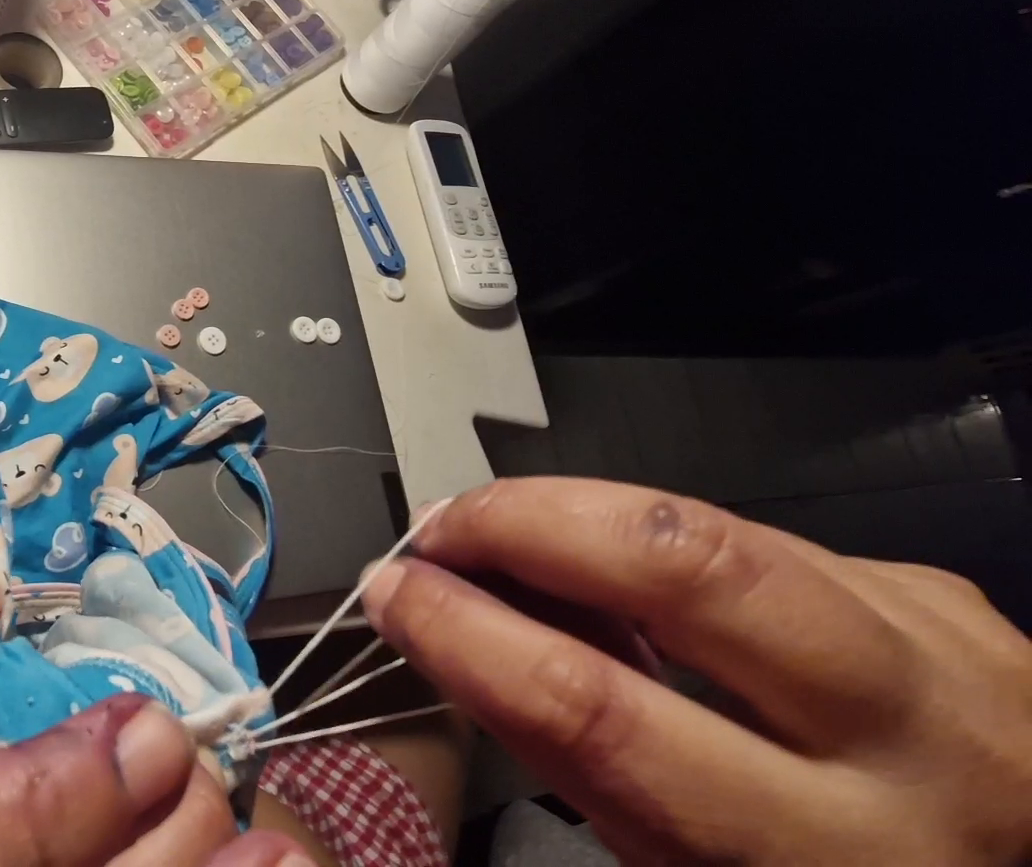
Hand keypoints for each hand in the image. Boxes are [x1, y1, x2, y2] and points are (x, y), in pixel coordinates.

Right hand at [362, 477, 1031, 863]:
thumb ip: (577, 757)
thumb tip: (455, 628)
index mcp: (837, 860)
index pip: (603, 712)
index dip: (467, 633)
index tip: (393, 592)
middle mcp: (927, 741)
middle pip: (682, 568)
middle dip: (522, 524)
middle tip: (437, 527)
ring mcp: (947, 644)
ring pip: (712, 524)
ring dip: (568, 509)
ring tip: (491, 525)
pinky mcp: (935, 593)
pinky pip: (750, 534)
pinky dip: (645, 533)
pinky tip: (606, 558)